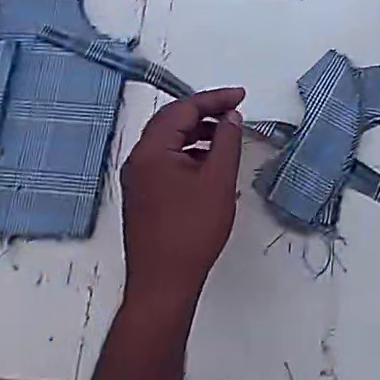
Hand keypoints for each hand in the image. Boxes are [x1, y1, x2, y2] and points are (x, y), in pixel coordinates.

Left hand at [120, 88, 245, 309]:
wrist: (164, 284)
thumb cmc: (192, 230)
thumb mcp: (218, 180)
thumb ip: (226, 141)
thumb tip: (231, 116)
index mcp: (151, 151)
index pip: (183, 109)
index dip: (214, 99)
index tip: (241, 96)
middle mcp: (138, 160)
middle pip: (171, 121)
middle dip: (204, 112)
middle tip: (234, 110)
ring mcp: (137, 179)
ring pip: (168, 140)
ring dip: (197, 132)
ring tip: (227, 135)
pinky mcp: (143, 195)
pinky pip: (166, 159)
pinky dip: (189, 151)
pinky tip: (210, 161)